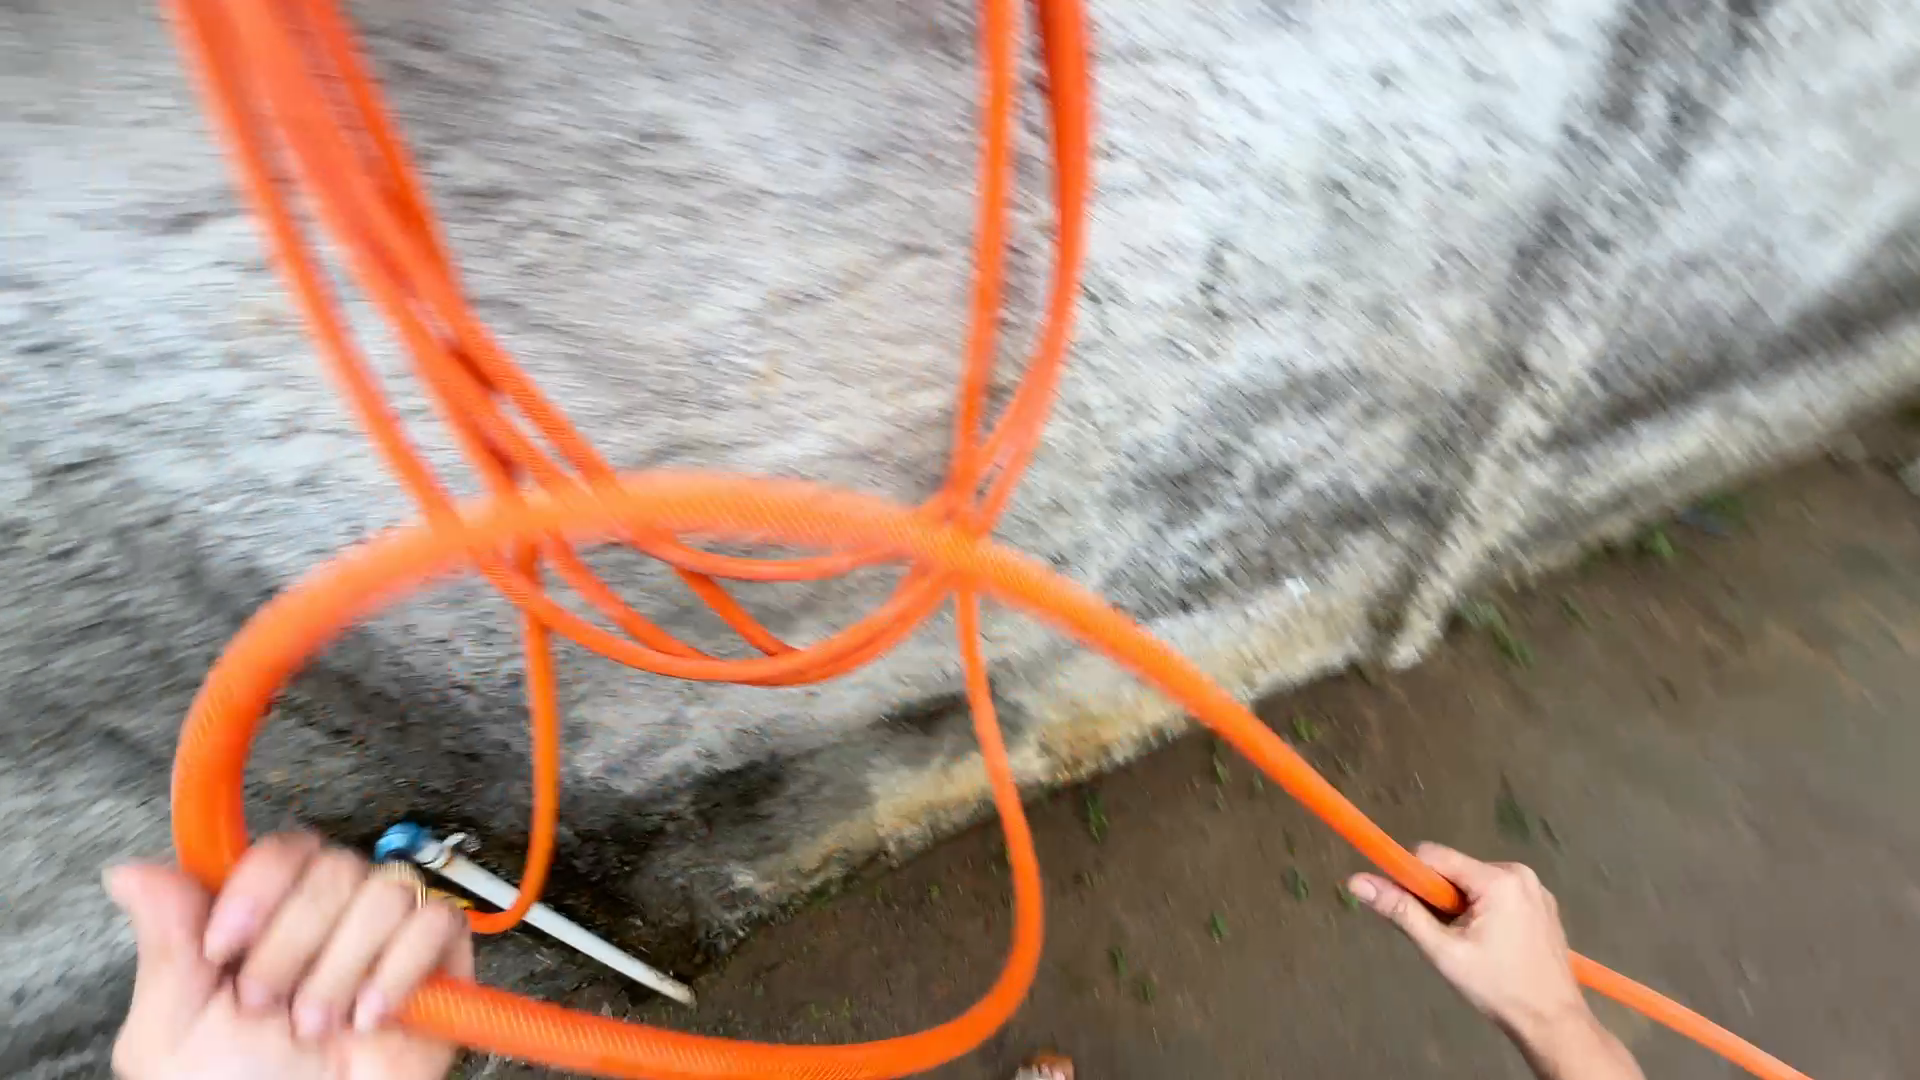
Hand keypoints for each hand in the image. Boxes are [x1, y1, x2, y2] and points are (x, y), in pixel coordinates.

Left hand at [107, 832, 472, 1079]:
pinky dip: (397, 972)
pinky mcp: (443, 945)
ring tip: (321, 1024)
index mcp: (275, 916)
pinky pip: (435, 919)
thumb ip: (169, 945)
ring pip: (387, 891)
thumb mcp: (174, 1032)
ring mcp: (396, 923)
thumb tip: (132, 871)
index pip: (287, 849)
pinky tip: (372, 1015)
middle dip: (295, 946)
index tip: (225, 949)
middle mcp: (337, 909)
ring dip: (342, 970)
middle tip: (273, 1005)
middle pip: (338, 866)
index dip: (260, 887)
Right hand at [1348, 843, 1583, 1037]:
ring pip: (1469, 879)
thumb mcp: (1441, 950)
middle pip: (1451, 868)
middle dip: (1438, 895)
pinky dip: (1480, 907)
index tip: (1411, 906)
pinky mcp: (1540, 902)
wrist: (1557, 1027)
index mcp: (1498, 879)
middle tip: (1445, 934)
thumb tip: (1355, 881)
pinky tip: (1489, 940)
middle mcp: (1519, 873)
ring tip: (1468, 941)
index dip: (1412, 877)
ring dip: (1457, 903)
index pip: (1431, 855)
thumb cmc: (1497, 987)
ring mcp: (1534, 888)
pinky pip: (1491, 890)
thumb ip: (1400, 910)